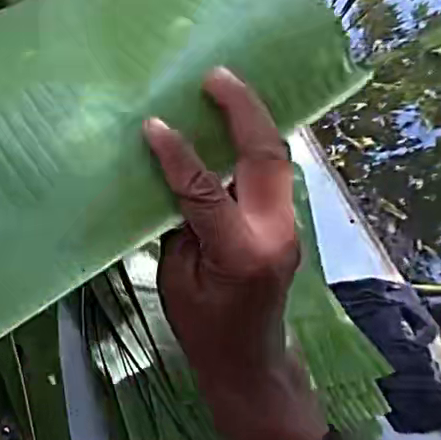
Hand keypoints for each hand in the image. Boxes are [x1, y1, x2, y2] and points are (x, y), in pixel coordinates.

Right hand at [142, 67, 326, 439]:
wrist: (251, 362)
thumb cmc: (203, 329)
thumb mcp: (176, 280)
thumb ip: (181, 229)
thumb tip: (176, 187)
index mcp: (240, 251)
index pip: (205, 190)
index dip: (177, 155)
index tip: (153, 125)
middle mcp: (275, 231)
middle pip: (267, 156)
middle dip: (244, 110)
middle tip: (216, 77)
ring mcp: (288, 226)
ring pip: (276, 161)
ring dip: (252, 123)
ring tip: (224, 92)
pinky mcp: (285, 226)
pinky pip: (269, 177)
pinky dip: (251, 149)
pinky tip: (232, 133)